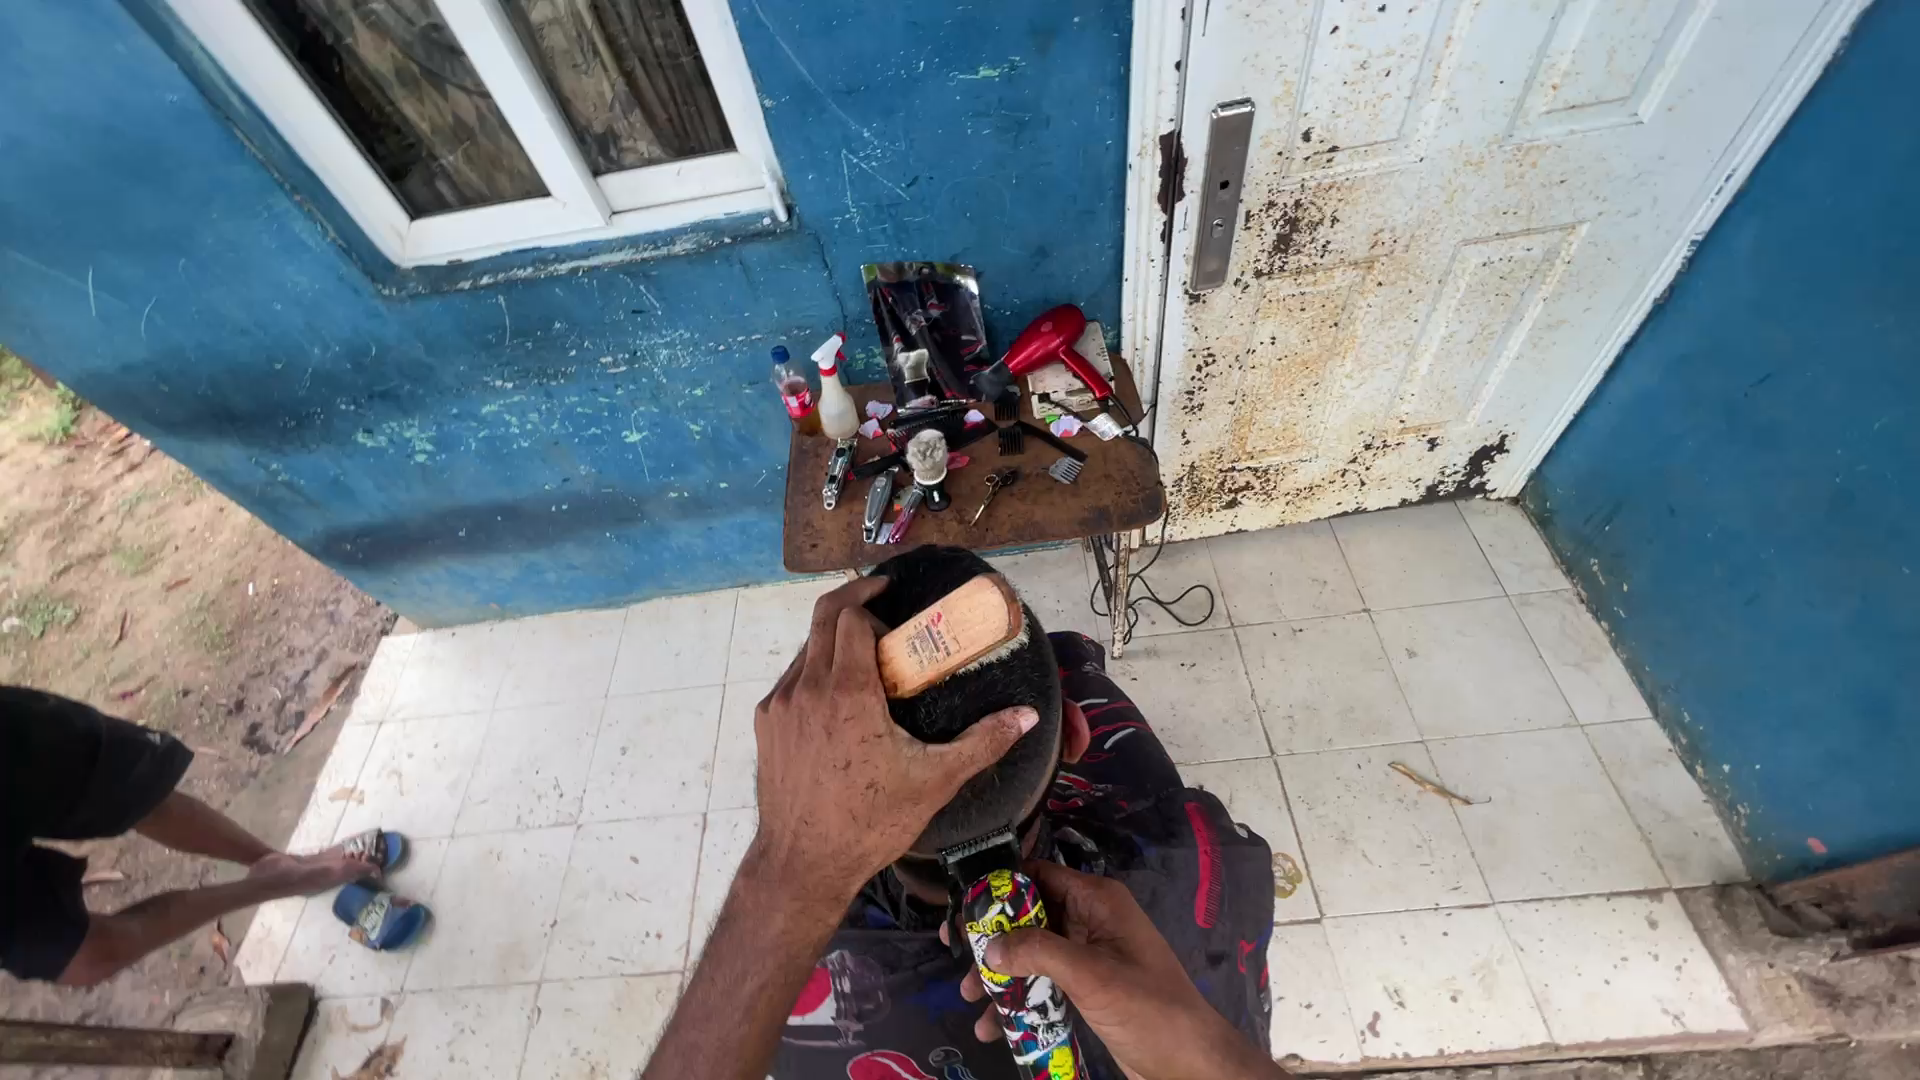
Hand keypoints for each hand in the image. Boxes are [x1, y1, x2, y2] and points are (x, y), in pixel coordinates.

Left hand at [747, 576, 1037, 910]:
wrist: (802, 864)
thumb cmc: (871, 821)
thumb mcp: (935, 780)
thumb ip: (984, 742)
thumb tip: (1028, 716)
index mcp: (847, 691)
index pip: (849, 617)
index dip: (872, 606)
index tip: (894, 610)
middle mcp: (807, 687)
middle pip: (822, 618)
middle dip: (852, 600)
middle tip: (881, 602)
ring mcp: (780, 705)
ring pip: (806, 649)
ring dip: (834, 641)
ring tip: (866, 658)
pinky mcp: (765, 724)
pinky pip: (792, 679)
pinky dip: (816, 672)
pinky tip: (838, 699)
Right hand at [954, 860, 1287, 1079]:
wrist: (1192, 1065)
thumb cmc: (1147, 1006)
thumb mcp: (1091, 975)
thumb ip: (1039, 952)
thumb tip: (990, 945)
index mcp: (1096, 899)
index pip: (1039, 875)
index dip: (1001, 888)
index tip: (965, 909)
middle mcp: (1089, 918)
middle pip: (1029, 915)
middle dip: (993, 938)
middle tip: (956, 954)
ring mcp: (1088, 954)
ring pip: (1032, 952)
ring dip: (1001, 973)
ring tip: (969, 998)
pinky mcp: (1087, 986)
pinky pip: (1044, 981)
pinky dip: (1020, 998)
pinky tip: (994, 1026)